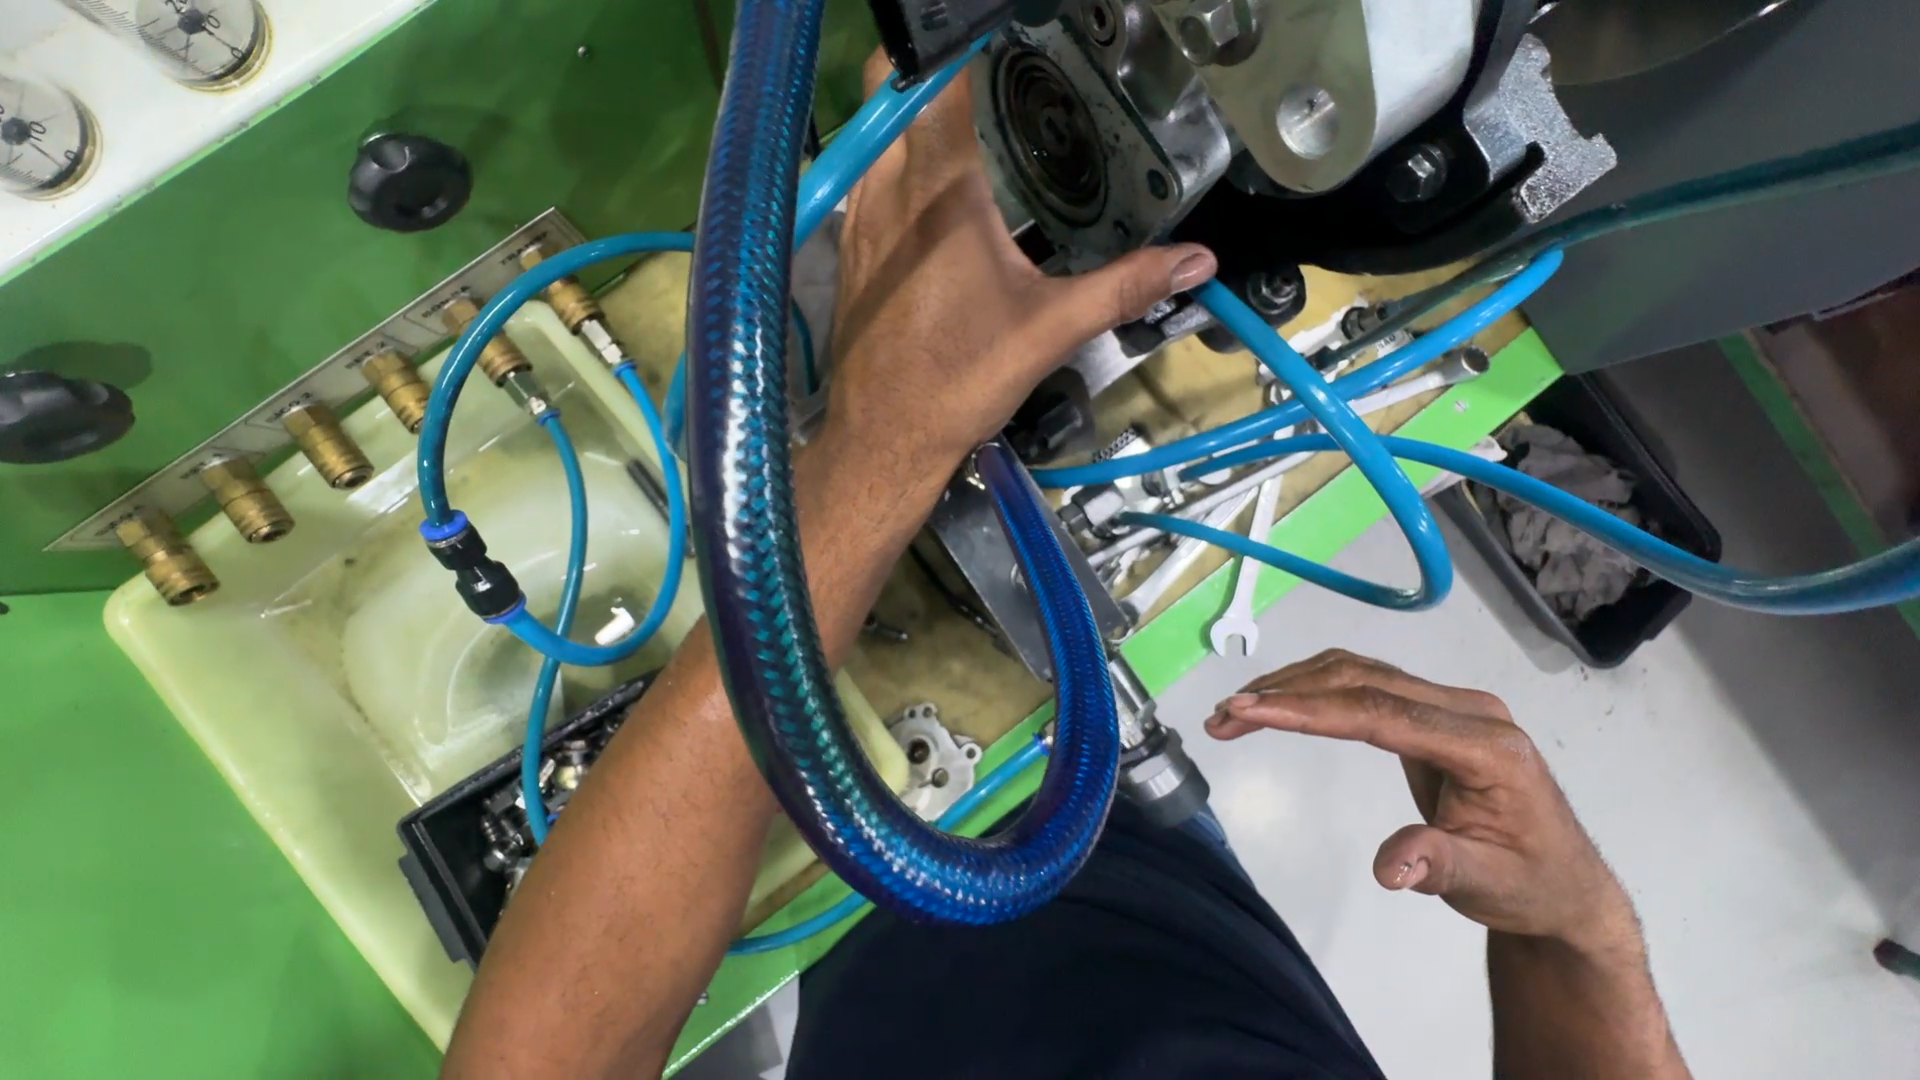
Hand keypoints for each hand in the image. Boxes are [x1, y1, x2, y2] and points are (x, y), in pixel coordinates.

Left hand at [824, 50, 1216, 481]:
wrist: (886, 438)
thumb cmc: (962, 380)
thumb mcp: (1051, 331)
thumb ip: (1124, 286)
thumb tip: (1199, 261)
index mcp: (941, 193)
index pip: (938, 79)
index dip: (963, 42)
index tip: (1000, 32)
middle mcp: (888, 190)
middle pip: (892, 86)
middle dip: (933, 64)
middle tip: (987, 72)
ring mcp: (858, 218)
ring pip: (871, 130)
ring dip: (907, 109)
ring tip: (962, 114)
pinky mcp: (847, 249)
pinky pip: (862, 175)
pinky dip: (889, 156)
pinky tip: (926, 185)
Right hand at [1207, 650, 1638, 952]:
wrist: (1562, 881)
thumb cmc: (1528, 885)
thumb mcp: (1488, 885)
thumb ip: (1438, 864)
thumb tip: (1388, 869)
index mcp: (1485, 746)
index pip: (1379, 711)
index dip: (1307, 709)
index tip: (1246, 710)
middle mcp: (1465, 709)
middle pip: (1359, 679)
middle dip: (1284, 693)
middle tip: (1223, 715)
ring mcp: (1448, 704)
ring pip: (1355, 672)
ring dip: (1290, 686)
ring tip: (1235, 712)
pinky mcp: (1428, 710)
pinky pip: (1361, 685)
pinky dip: (1311, 691)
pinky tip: (1278, 705)